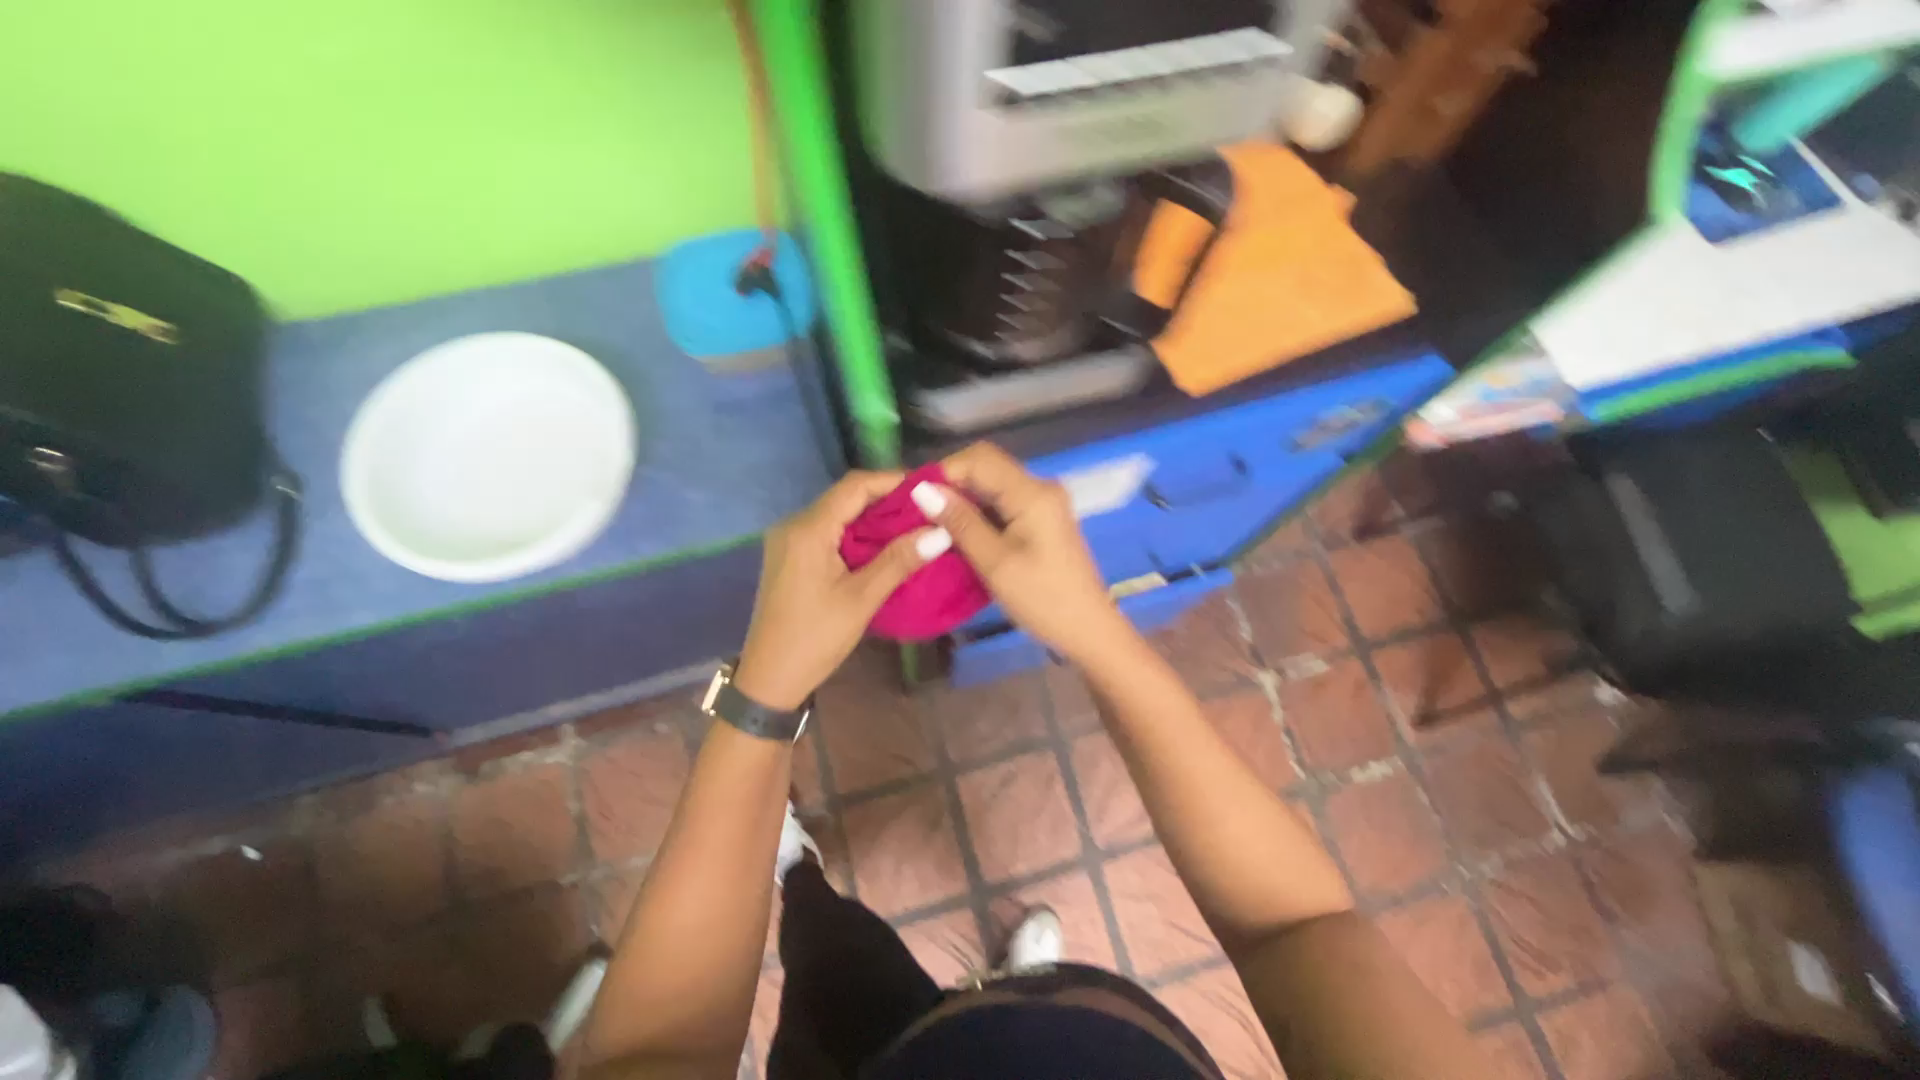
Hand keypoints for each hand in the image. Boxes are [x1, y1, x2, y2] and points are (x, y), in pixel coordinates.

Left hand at [733, 471, 948, 710]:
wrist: (769, 679)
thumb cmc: (814, 639)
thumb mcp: (861, 600)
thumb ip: (899, 561)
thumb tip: (941, 530)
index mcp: (808, 530)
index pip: (854, 486)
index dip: (893, 481)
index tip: (930, 488)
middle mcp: (794, 525)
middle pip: (845, 497)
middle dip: (887, 499)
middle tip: (929, 509)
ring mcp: (789, 541)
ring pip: (838, 514)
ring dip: (874, 518)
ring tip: (915, 526)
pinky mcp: (791, 557)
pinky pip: (828, 532)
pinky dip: (857, 534)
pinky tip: (884, 547)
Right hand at [914, 442, 1132, 664]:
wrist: (1088, 629)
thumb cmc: (1043, 599)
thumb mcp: (995, 563)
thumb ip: (960, 522)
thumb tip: (923, 490)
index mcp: (1032, 492)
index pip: (979, 459)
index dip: (943, 472)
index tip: (912, 498)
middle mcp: (1039, 488)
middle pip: (986, 466)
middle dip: (950, 484)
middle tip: (918, 513)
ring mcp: (1043, 503)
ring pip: (992, 485)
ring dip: (962, 499)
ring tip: (931, 524)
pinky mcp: (1041, 519)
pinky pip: (1002, 502)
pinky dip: (978, 512)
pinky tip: (958, 533)